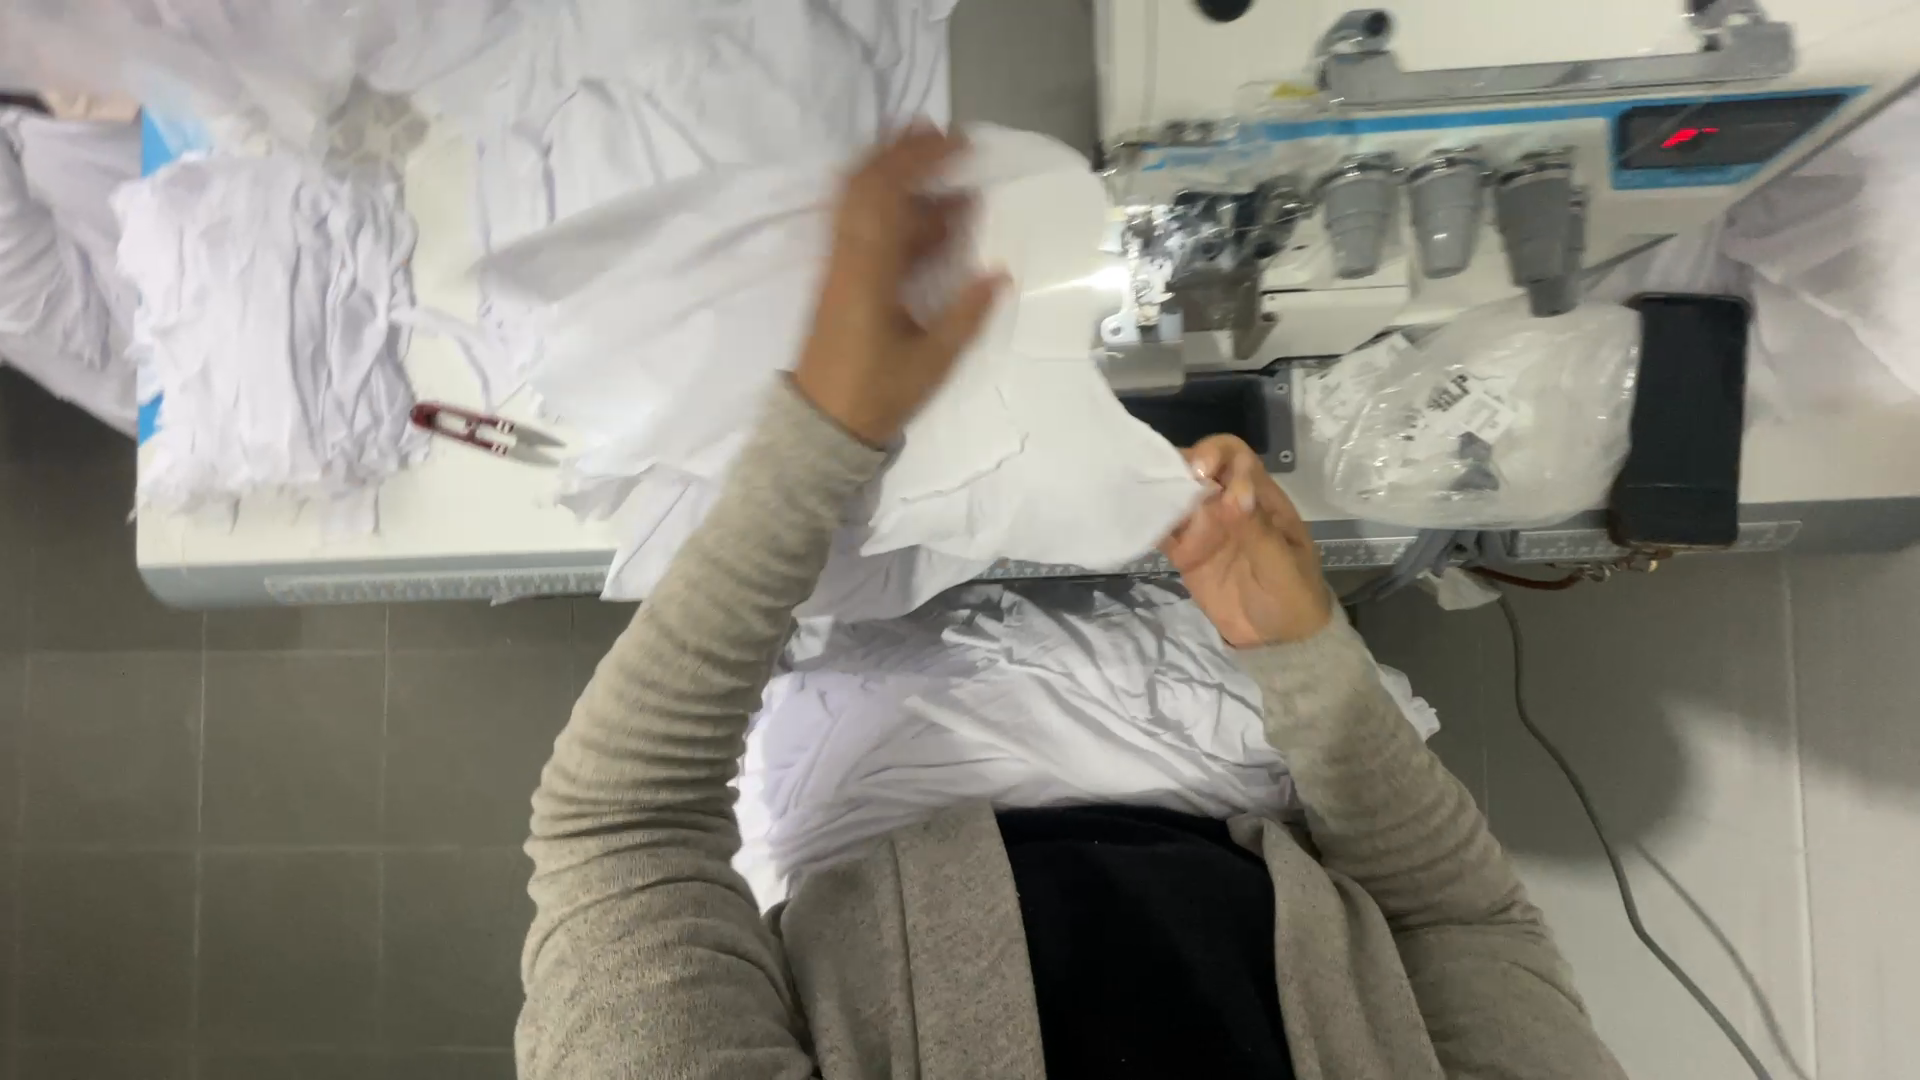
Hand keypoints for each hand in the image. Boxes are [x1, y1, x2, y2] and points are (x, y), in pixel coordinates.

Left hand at [792, 125, 1007, 445]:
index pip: (887, 193)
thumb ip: (965, 316)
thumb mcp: (931, 363)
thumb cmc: (876, 396)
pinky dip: (891, 215)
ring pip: (859, 205)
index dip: (920, 159)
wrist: (821, 427)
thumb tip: (999, 274)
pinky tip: (924, 223)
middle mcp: (847, 258)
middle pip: (865, 184)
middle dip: (903, 153)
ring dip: (896, 179)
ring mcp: (839, 269)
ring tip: (940, 173)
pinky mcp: (838, 283)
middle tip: (942, 138)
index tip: (957, 143)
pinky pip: (860, 232)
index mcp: (869, 272)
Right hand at [1161, 435, 1332, 647]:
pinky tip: (1135, 522)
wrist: (1276, 641)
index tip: (1199, 473)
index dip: (1214, 454)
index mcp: (1259, 498)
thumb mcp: (1282, 566)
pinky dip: (1148, 521)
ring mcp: (1204, 527)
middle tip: (1162, 487)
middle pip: (1197, 468)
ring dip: (1158, 492)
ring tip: (1144, 503)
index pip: (1235, 457)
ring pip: (1175, 494)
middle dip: (1177, 469)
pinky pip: (1163, 528)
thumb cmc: (1292, 597)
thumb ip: (1257, 530)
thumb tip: (1233, 492)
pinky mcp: (1184, 551)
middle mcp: (1227, 504)